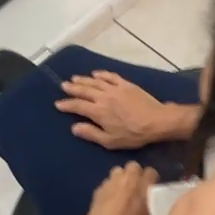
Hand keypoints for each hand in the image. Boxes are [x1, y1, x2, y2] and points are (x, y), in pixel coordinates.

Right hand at [55, 71, 188, 148]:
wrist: (156, 121)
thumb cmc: (133, 135)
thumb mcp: (110, 141)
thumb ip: (91, 133)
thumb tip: (74, 127)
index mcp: (98, 112)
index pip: (77, 106)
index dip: (67, 105)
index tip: (58, 104)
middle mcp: (103, 97)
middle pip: (84, 90)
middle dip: (72, 88)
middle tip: (63, 85)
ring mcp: (115, 89)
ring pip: (95, 81)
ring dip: (83, 79)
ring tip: (74, 78)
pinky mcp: (126, 84)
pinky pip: (110, 76)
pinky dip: (102, 74)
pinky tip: (96, 73)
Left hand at [70, 162, 158, 214]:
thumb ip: (153, 204)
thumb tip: (151, 200)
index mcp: (144, 183)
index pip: (151, 172)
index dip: (151, 179)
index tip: (150, 188)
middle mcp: (128, 177)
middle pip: (134, 166)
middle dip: (135, 174)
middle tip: (136, 187)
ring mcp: (112, 180)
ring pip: (118, 171)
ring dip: (121, 178)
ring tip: (121, 191)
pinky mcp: (99, 187)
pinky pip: (107, 183)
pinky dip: (110, 188)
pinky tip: (109, 200)